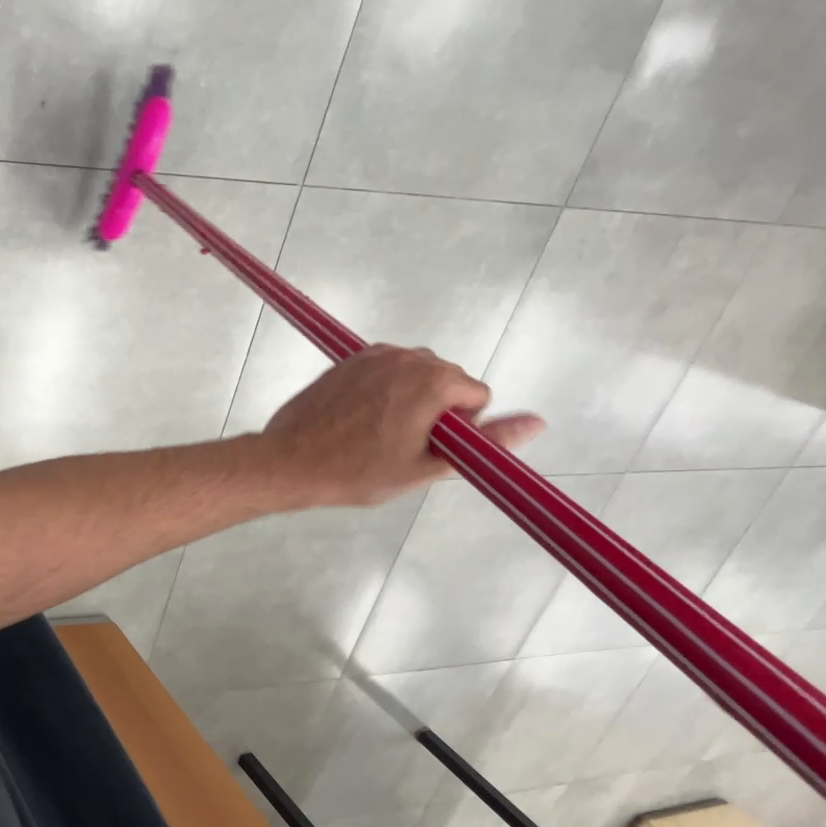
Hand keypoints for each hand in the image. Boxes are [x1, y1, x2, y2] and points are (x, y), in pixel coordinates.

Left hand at [257, 344, 543, 507]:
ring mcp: (371, 355)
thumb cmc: (354, 471)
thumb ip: (487, 442)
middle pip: (446, 380)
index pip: (477, 395)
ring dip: (407, 399)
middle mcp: (405, 357)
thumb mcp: (428, 465)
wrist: (288, 462)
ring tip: (375, 434)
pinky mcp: (346, 360)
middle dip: (434, 410)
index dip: (459, 427)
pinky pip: (384, 372)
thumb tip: (537, 423)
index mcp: (433, 380)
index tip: (425, 446)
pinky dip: (381, 391)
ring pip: (414, 375)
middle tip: (398, 443)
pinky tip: (357, 420)